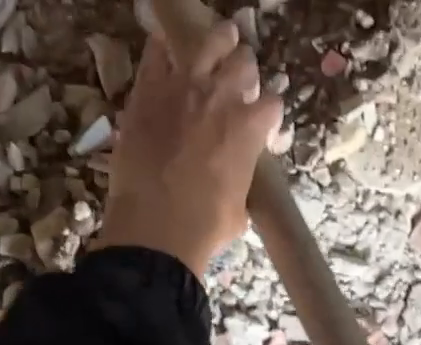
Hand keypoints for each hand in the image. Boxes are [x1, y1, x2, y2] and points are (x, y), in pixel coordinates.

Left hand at [97, 23, 282, 275]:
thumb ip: (242, 180)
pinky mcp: (147, 90)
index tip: (263, 121)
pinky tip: (168, 49)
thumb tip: (236, 178)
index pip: (272, 104)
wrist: (156, 229)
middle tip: (240, 79)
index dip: (269, 113)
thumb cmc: (204, 228)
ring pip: (208, 43)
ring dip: (218, 41)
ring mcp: (183, 87)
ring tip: (222, 38)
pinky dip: (165, 49)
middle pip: (243, 64)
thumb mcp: (240, 208)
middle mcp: (222, 97)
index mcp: (250, 128)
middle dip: (246, 71)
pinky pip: (157, 53)